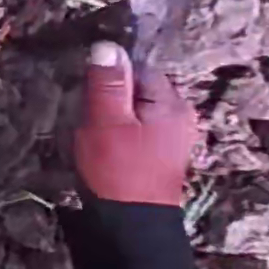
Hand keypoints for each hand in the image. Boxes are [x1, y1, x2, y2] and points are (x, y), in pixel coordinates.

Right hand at [73, 41, 197, 205]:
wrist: (131, 224)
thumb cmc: (118, 168)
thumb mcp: (106, 120)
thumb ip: (107, 83)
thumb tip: (107, 45)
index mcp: (172, 103)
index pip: (137, 67)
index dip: (110, 75)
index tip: (88, 88)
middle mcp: (181, 114)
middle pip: (138, 86)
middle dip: (111, 93)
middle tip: (89, 111)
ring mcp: (173, 134)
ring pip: (136, 106)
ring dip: (114, 111)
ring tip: (95, 126)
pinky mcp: (162, 150)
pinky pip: (138, 123)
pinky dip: (121, 126)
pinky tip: (106, 138)